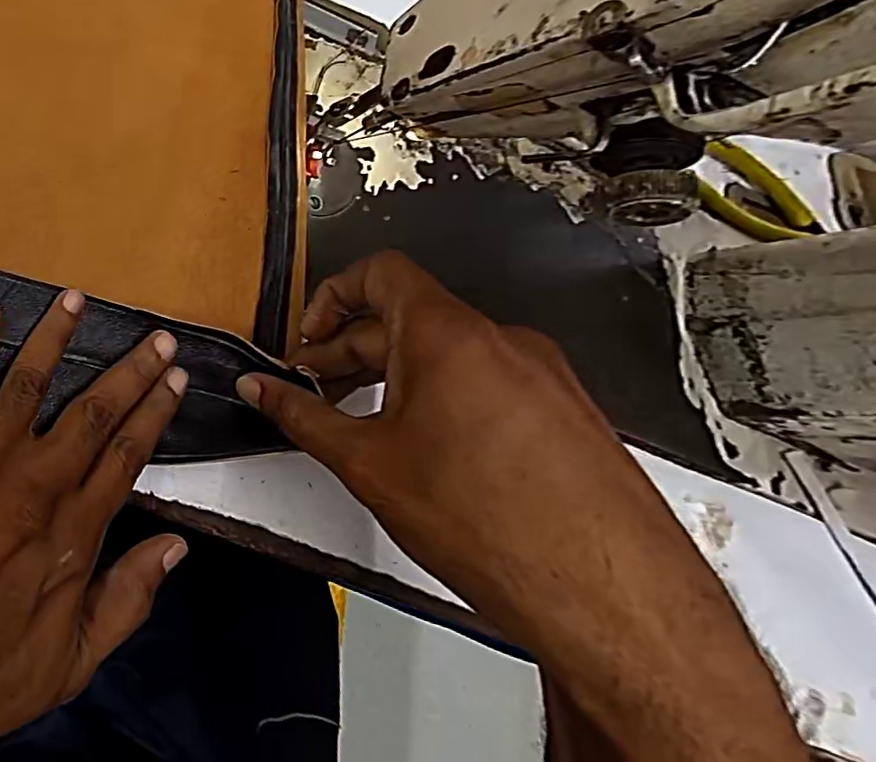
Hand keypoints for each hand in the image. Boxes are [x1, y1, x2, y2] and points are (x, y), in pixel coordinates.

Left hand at [0, 291, 189, 761]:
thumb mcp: (68, 666)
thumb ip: (127, 602)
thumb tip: (176, 548)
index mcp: (72, 536)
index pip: (127, 458)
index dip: (155, 414)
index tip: (175, 380)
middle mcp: (35, 488)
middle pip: (93, 414)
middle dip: (130, 371)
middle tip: (156, 337)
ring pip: (29, 386)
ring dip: (55, 339)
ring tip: (76, 300)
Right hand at [237, 250, 803, 761]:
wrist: (615, 604)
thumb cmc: (496, 526)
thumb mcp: (366, 462)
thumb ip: (300, 414)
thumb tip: (260, 389)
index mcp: (447, 335)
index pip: (378, 271)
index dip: (330, 296)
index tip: (308, 339)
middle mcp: (501, 342)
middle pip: (404, 319)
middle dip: (347, 352)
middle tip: (314, 391)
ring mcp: (542, 376)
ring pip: (444, 353)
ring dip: (391, 376)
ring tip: (361, 424)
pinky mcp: (565, 412)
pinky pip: (485, 381)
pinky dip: (438, 396)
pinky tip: (421, 448)